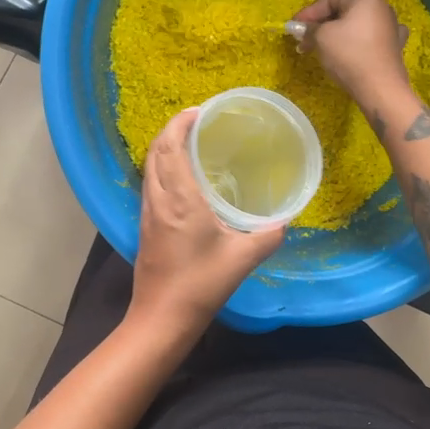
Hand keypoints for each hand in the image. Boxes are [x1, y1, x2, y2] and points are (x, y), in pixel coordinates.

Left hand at [130, 109, 284, 337]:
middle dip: (173, 130)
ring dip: (166, 148)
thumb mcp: (242, 258)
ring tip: (192, 144)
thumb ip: (267, 236)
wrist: (162, 317)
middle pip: (156, 151)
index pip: (171, 146)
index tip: (201, 111)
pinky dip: (163, 168)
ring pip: (150, 168)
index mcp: (180, 199)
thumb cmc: (201, 284)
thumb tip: (284, 221)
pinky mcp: (145, 227)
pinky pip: (151, 184)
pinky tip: (184, 179)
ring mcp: (148, 213)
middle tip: (200, 123)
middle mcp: (159, 199)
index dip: (181, 122)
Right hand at [292, 0, 411, 102]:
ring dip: (337, 33)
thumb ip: (309, 28)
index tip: (295, 26)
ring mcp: (391, 26)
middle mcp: (381, 6)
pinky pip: (371, 36)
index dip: (310, 10)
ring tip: (322, 48)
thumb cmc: (349, 55)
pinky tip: (353, 48)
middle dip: (321, 23)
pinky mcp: (394, 45)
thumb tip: (299, 28)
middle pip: (345, 8)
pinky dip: (357, 40)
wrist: (380, 89)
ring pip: (357, 23)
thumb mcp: (322, 37)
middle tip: (304, 39)